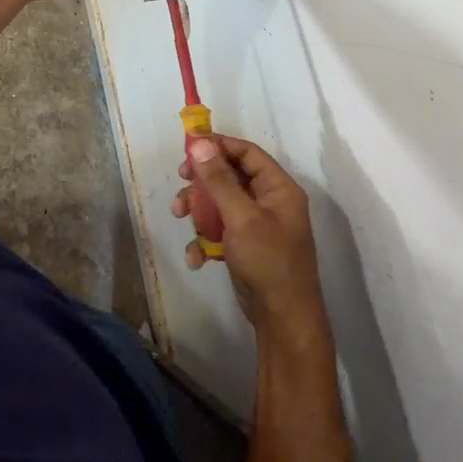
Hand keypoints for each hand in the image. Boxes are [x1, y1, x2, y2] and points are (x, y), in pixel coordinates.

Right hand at [171, 134, 323, 337]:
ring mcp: (256, 224)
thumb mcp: (241, 217)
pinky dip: (205, 239)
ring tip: (180, 216)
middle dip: (202, 180)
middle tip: (181, 180)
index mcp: (278, 188)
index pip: (246, 152)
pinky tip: (196, 256)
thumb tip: (199, 143)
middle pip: (229, 175)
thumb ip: (219, 179)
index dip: (218, 145)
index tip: (188, 147)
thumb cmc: (268, 261)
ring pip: (219, 201)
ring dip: (198, 209)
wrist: (282, 318)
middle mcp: (269, 201)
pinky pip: (219, 229)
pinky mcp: (244, 245)